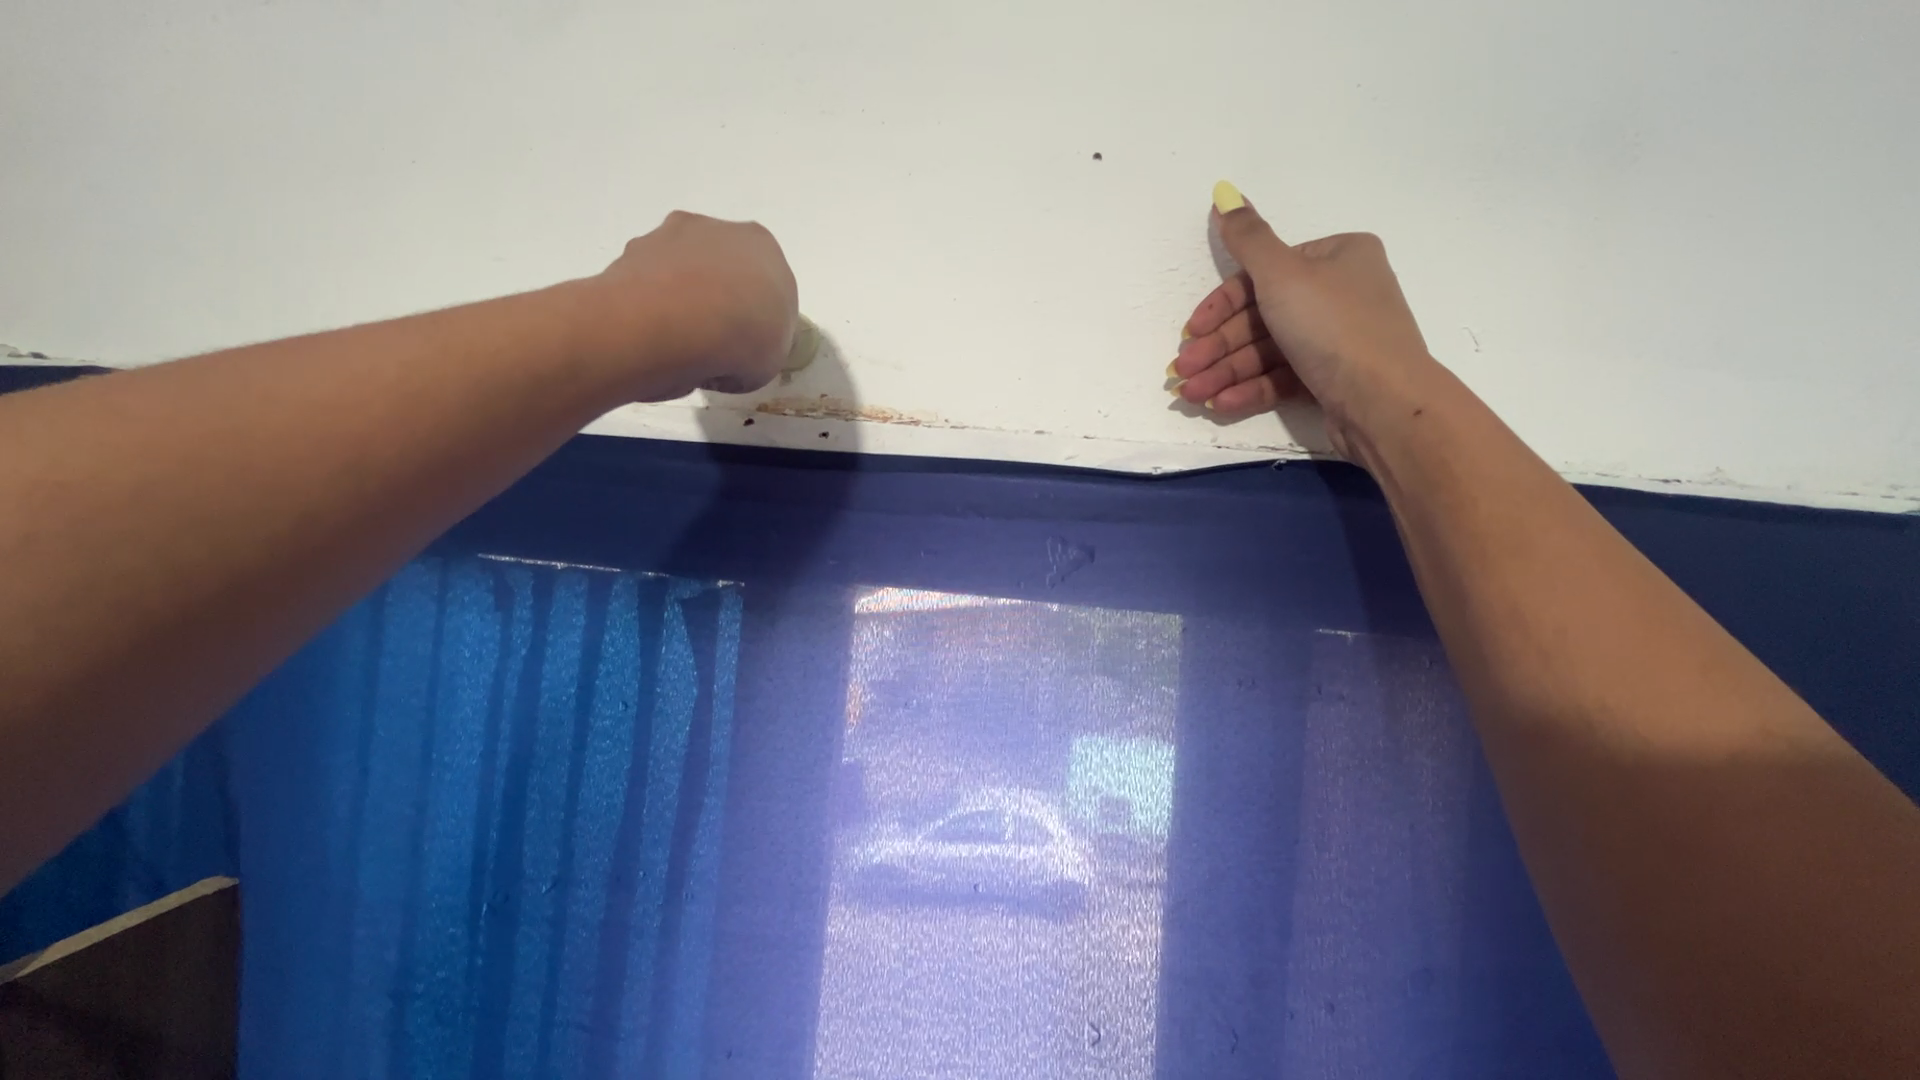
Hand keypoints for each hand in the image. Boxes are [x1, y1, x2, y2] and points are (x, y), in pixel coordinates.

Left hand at [590, 211, 798, 401]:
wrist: (679, 324)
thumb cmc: (744, 336)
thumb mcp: (774, 355)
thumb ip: (763, 342)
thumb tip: (740, 349)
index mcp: (762, 246)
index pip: (766, 282)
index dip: (757, 316)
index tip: (747, 345)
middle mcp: (718, 230)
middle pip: (721, 267)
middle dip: (717, 299)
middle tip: (713, 344)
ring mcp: (670, 236)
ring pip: (679, 271)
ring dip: (679, 301)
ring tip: (678, 345)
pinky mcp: (632, 253)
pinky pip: (647, 285)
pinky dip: (649, 307)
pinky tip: (652, 337)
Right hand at [1170, 183, 1438, 458]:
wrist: (1384, 401)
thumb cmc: (1332, 327)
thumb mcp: (1282, 275)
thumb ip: (1247, 239)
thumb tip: (1224, 192)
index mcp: (1337, 256)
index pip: (1263, 275)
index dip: (1220, 306)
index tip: (1190, 333)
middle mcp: (1339, 293)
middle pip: (1260, 317)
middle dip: (1217, 348)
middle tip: (1181, 373)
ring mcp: (1336, 339)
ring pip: (1267, 351)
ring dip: (1225, 373)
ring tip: (1192, 395)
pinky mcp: (1331, 378)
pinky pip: (1282, 377)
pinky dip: (1250, 388)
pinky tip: (1221, 404)